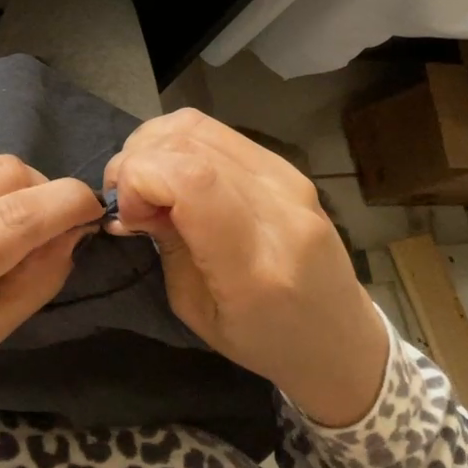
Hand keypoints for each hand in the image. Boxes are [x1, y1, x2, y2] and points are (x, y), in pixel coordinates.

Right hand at [105, 109, 388, 427]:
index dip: (140, 177)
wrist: (341, 338)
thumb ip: (165, 243)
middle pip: (188, 144)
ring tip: (147, 182)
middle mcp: (278, 211)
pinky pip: (218, 132)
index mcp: (255, 266)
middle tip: (127, 197)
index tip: (127, 211)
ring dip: (154, 145)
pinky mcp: (289, 167)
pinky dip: (180, 143)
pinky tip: (174, 172)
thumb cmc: (263, 340)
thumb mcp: (195, 310)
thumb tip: (129, 199)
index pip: (191, 181)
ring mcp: (289, 181)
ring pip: (198, 126)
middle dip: (138, 160)